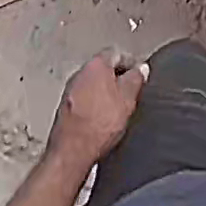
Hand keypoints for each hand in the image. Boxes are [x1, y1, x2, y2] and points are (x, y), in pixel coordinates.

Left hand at [47, 49, 147, 166]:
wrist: (72, 151)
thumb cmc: (99, 124)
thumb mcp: (128, 99)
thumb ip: (136, 79)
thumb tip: (141, 68)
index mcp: (96, 63)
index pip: (118, 54)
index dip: (132, 64)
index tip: (139, 74)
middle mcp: (80, 72)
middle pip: (103, 68)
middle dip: (117, 79)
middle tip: (129, 94)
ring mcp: (70, 90)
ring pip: (92, 85)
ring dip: (104, 93)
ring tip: (115, 111)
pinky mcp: (64, 108)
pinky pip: (83, 100)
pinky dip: (93, 106)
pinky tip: (100, 121)